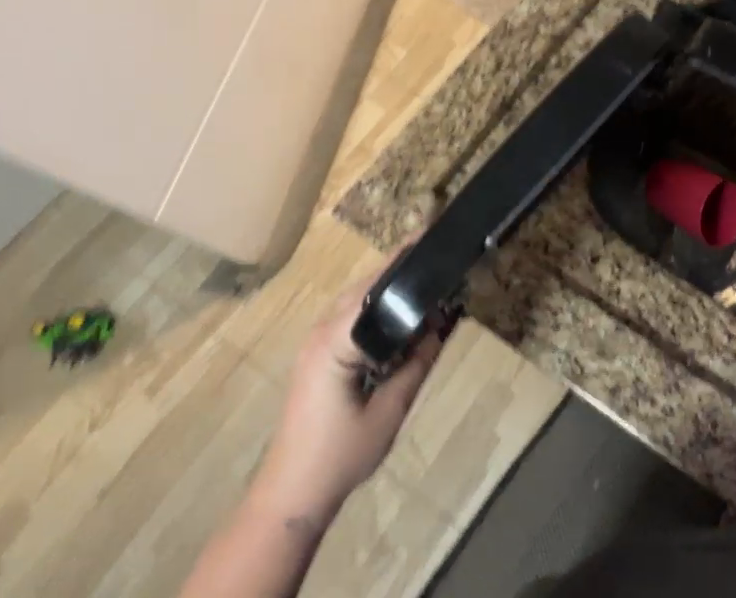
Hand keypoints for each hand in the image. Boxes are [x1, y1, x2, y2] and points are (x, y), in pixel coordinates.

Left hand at [251, 271, 440, 523]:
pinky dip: (376, 307)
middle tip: (442, 254)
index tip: (438, 242)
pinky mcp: (317, 357)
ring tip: (429, 278)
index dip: (407, 264)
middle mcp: (320, 332)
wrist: (292, 493)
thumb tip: (444, 322)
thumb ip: (417, 363)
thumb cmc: (340, 455)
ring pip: (356, 299)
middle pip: (365, 286)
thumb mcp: (390, 410)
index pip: (376, 288)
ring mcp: (315, 343)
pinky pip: (350, 317)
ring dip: (388, 287)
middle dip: (400, 267)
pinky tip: (402, 313)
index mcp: (335, 341)